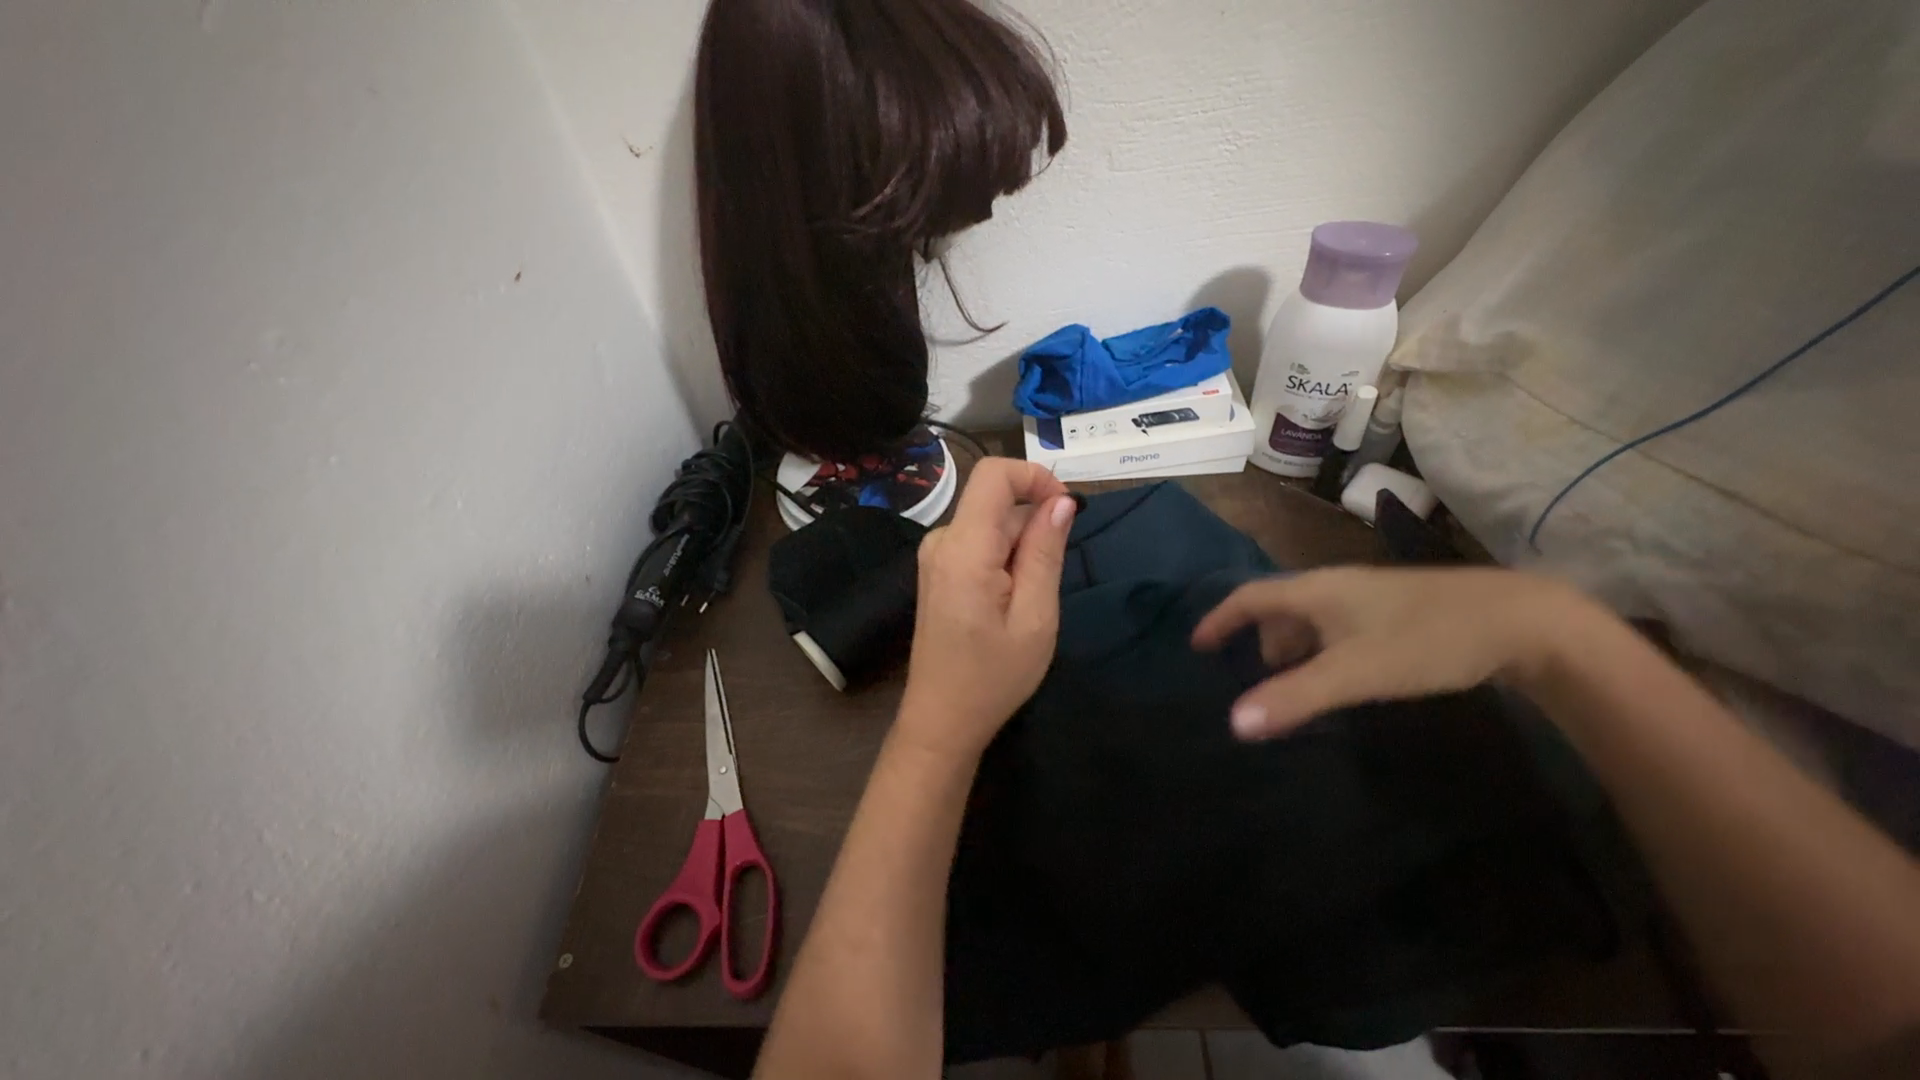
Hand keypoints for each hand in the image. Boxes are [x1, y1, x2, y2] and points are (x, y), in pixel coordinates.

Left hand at [897, 459, 1076, 758]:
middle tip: (1045, 586)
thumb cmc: (994, 677)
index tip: (1067, 510)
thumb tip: (1061, 501)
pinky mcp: (937, 570)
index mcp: (963, 548)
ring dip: (1020, 548)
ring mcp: (934, 556)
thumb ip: (1045, 552)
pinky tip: (1009, 603)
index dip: (1035, 477)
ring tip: (1027, 603)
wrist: (942, 719)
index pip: (994, 474)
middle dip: (1033, 526)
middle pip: (995, 502)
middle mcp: (941, 541)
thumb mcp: (1036, 617)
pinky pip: (978, 543)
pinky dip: (1004, 559)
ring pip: (990, 524)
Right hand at [1191, 566, 1602, 739]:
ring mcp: (1370, 597)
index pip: (1250, 597)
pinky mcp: (1398, 612)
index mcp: (1316, 590)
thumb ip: (1295, 698)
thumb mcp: (1355, 673)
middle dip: (1259, 639)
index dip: (1219, 619)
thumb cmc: (1427, 641)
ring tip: (1297, 684)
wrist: (1522, 622)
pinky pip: (1339, 626)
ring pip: (1313, 617)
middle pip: (1279, 606)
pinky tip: (1345, 675)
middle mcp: (1337, 585)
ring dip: (1294, 646)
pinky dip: (1323, 649)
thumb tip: (1233, 724)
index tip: (1196, 645)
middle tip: (1255, 678)